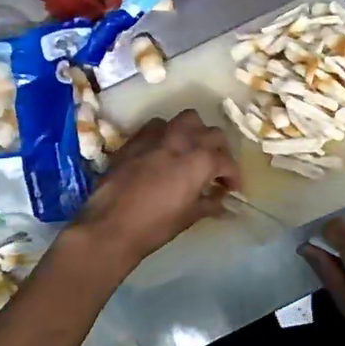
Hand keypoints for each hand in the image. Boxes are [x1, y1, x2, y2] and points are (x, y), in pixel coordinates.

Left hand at [78, 110, 241, 269]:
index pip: (227, 162)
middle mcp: (182, 141)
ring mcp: (157, 137)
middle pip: (213, 133)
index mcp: (201, 161)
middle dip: (220, 150)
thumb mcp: (191, 216)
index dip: (234, 176)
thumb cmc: (156, 225)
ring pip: (187, 119)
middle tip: (216, 169)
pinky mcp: (135, 140)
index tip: (232, 189)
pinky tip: (164, 151)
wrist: (110, 226)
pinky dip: (168, 134)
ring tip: (192, 150)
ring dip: (195, 132)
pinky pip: (158, 126)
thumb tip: (222, 201)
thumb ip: (211, 203)